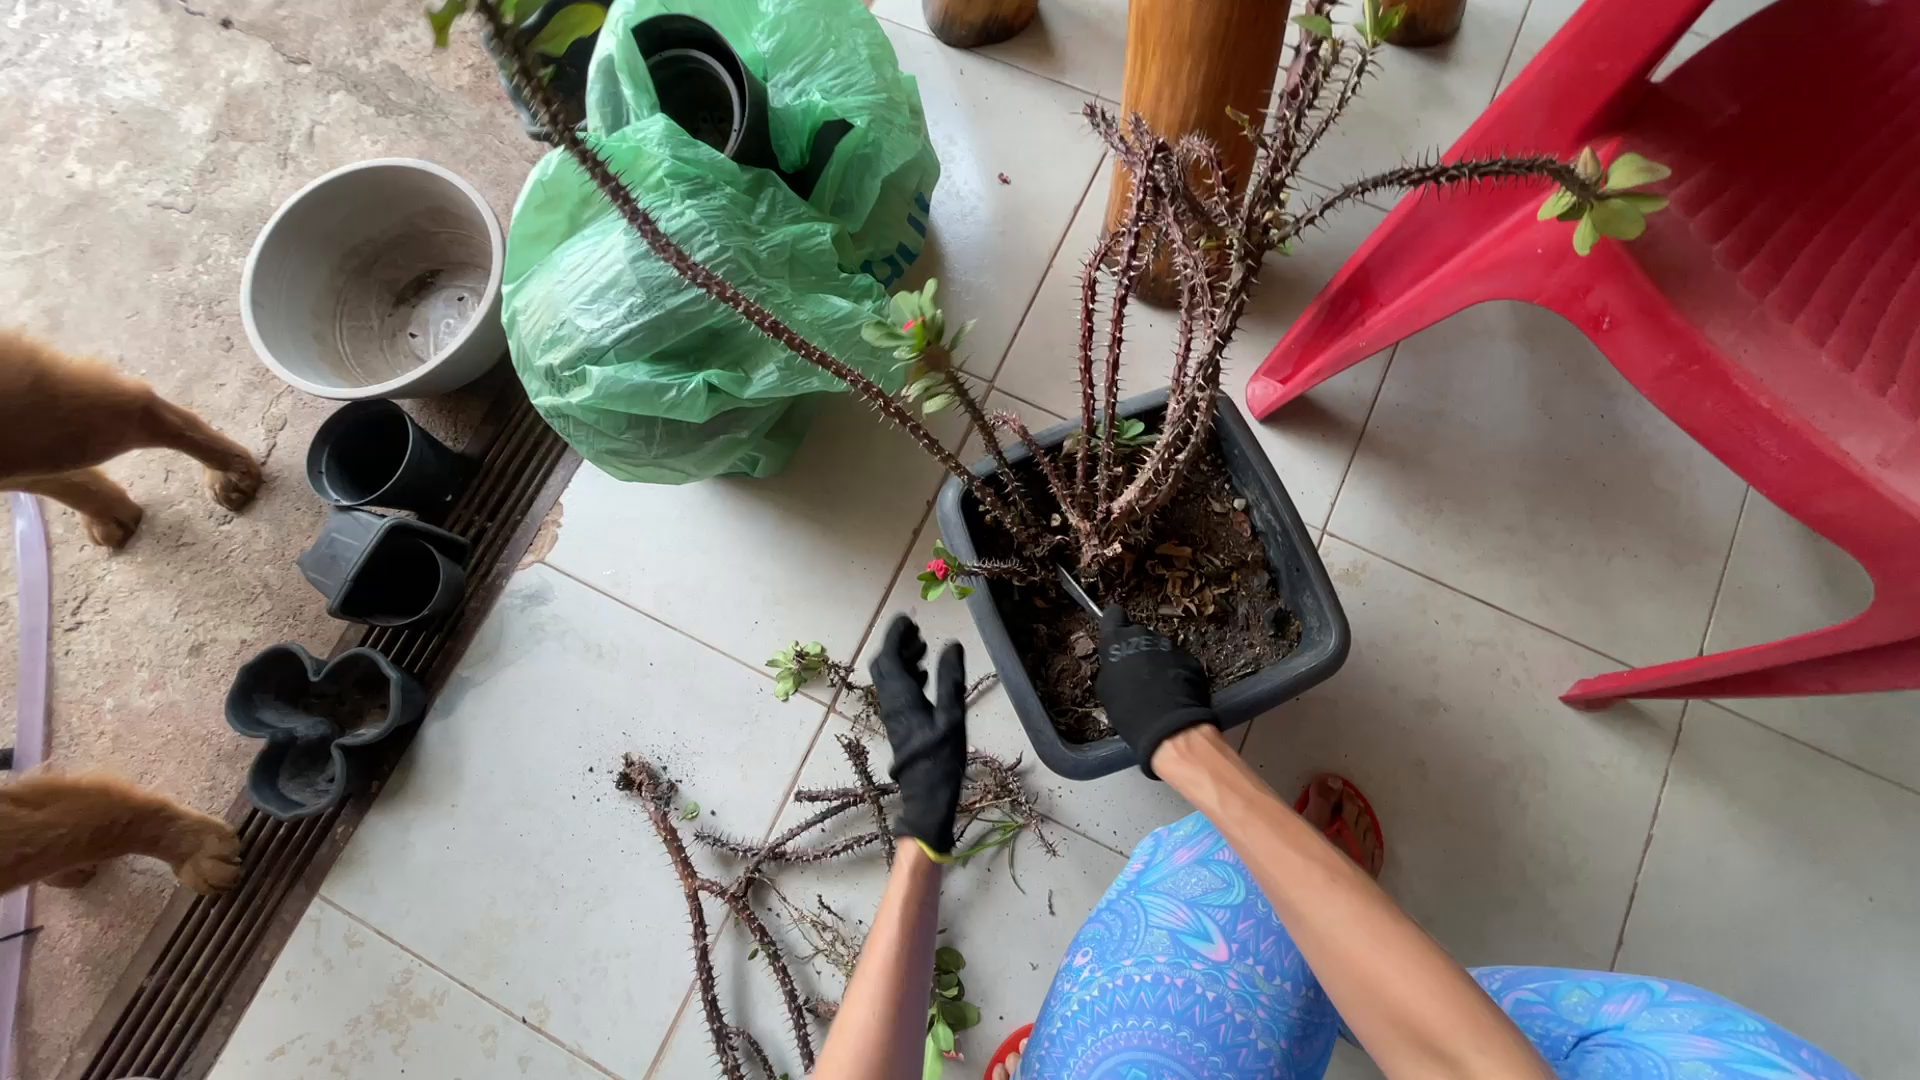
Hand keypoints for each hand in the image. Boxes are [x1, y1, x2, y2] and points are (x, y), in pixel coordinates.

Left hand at [869, 615, 967, 856]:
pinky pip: (897, 690)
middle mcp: (891, 702)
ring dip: (903, 658)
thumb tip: (952, 644)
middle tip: (917, 631)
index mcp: (901, 697)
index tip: (908, 619)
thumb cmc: (941, 758)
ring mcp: (893, 714)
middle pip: (884, 664)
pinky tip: (925, 676)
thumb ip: (951, 679)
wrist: (926, 797)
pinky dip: (907, 675)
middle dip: (897, 644)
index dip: (896, 635)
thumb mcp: (952, 716)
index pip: (889, 656)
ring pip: (890, 677)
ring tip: (924, 648)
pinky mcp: (899, 724)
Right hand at [1096, 605, 1218, 777]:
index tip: (1115, 637)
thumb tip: (1118, 664)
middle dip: (1138, 648)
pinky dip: (1176, 673)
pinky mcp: (1191, 659)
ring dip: (1158, 662)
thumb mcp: (1106, 687)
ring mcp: (1171, 645)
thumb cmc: (1127, 708)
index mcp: (1117, 638)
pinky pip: (1179, 662)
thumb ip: (1111, 666)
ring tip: (1158, 687)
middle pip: (1138, 633)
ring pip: (1160, 648)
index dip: (1114, 623)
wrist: (1169, 725)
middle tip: (1137, 673)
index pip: (1113, 614)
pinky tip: (1174, 693)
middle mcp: (1144, 634)